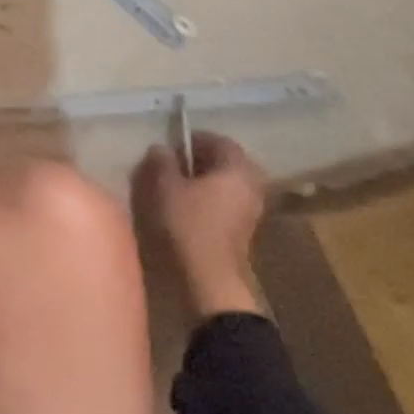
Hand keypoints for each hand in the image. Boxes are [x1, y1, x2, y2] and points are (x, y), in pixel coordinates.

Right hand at [134, 132, 268, 318]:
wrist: (208, 275)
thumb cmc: (188, 224)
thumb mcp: (166, 187)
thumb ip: (162, 162)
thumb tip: (161, 147)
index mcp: (237, 169)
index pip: (220, 141)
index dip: (195, 138)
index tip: (172, 143)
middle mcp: (252, 184)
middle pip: (228, 162)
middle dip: (202, 159)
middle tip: (175, 163)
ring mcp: (252, 208)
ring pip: (229, 182)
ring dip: (206, 179)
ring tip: (178, 184)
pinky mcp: (245, 227)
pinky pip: (229, 200)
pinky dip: (212, 196)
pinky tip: (188, 204)